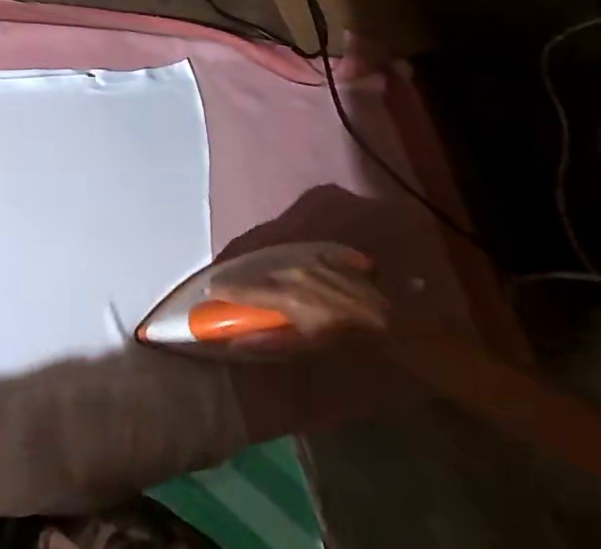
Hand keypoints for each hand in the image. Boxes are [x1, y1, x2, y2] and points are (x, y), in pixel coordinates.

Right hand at [211, 246, 387, 355]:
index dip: (225, 291)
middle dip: (246, 282)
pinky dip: (297, 267)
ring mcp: (310, 260)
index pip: (244, 290)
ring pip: (280, 265)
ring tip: (266, 282)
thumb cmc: (344, 339)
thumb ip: (269, 339)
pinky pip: (303, 258)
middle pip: (260, 275)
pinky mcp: (327, 255)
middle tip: (236, 289)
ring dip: (270, 274)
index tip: (210, 291)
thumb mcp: (306, 344)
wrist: (390, 323)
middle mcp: (292, 272)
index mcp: (284, 294)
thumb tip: (235, 340)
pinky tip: (301, 276)